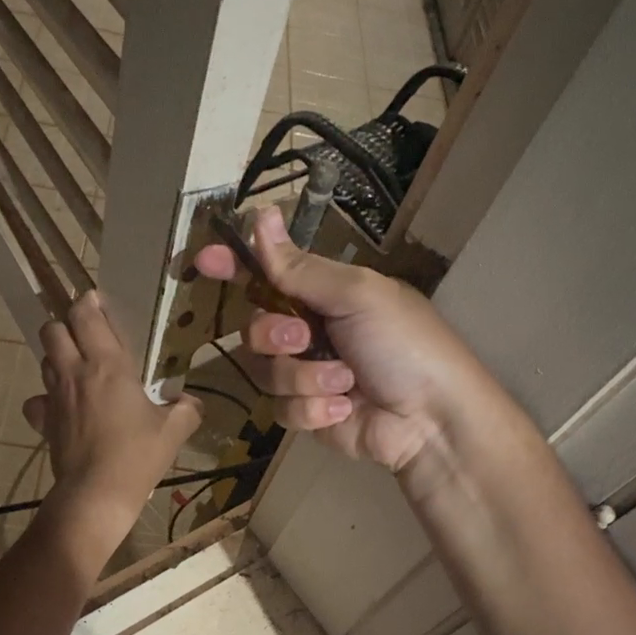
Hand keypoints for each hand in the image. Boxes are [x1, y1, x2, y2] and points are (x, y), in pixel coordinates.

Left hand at [22, 292, 202, 570]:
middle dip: (65, 324)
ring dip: (57, 357)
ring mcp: (55, 398)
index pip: (85, 316)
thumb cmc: (137, 456)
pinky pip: (37, 400)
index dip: (87, 303)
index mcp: (107, 365)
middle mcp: (75, 373)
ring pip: (44, 360)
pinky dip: (45, 399)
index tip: (97, 302)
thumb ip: (186, 410)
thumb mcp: (173, 431)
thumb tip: (191, 403)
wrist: (97, 494)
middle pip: (52, 330)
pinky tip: (61, 407)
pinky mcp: (45, 423)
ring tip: (77, 367)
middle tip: (85, 333)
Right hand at [193, 206, 491, 472]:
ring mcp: (306, 375)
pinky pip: (282, 409)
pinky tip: (345, 409)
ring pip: (265, 372)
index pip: (267, 274)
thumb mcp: (357, 295)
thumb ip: (301, 268)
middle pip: (255, 328)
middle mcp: (310, 332)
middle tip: (303, 339)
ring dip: (304, 378)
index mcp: (324, 295)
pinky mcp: (307, 414)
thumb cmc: (404, 344)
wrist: (431, 418)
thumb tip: (261, 215)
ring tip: (346, 383)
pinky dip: (313, 409)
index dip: (234, 267)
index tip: (204, 261)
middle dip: (275, 335)